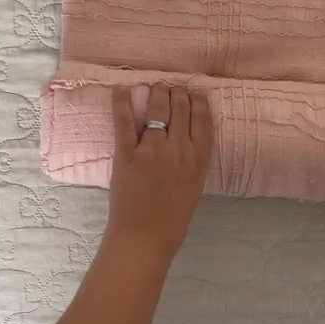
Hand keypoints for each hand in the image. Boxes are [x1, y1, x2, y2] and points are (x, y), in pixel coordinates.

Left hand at [105, 84, 212, 265]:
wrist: (145, 236)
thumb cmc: (172, 220)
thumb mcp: (194, 187)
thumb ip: (192, 162)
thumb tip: (187, 142)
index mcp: (198, 160)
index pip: (203, 120)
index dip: (198, 101)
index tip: (194, 93)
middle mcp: (178, 149)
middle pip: (181, 109)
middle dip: (177, 93)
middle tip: (172, 88)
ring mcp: (152, 149)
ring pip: (157, 109)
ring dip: (157, 93)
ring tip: (155, 87)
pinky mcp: (127, 153)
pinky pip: (124, 121)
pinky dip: (122, 102)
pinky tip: (121, 89)